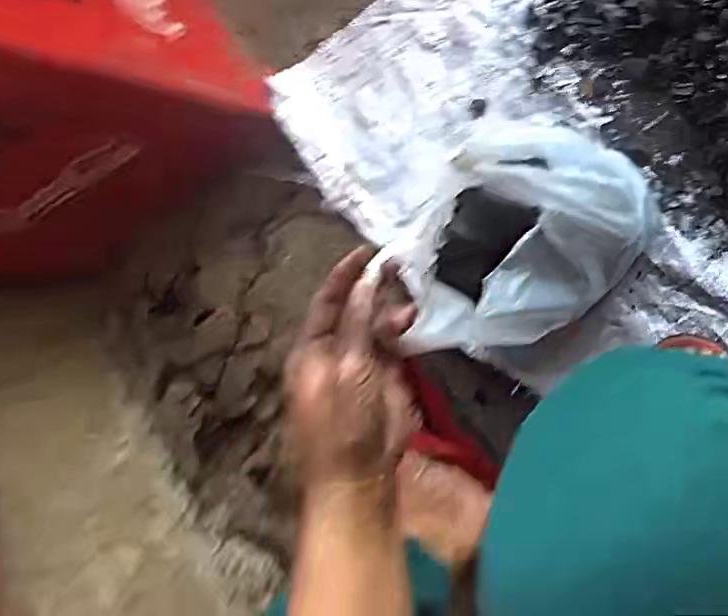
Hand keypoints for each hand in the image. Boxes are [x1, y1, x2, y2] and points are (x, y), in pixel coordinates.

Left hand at [286, 247, 419, 493]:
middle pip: (355, 308)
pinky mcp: (384, 378)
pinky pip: (393, 342)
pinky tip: (415, 322)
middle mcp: (334, 352)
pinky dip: (403, 329)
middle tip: (400, 268)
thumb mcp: (348, 365)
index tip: (368, 250)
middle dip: (375, 289)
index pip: (328, 300)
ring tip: (411, 309)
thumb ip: (357, 319)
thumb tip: (366, 279)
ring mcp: (360, 365)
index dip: (346, 273)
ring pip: (377, 323)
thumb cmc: (343, 422)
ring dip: (393, 310)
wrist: (360, 477)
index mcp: (312, 349)